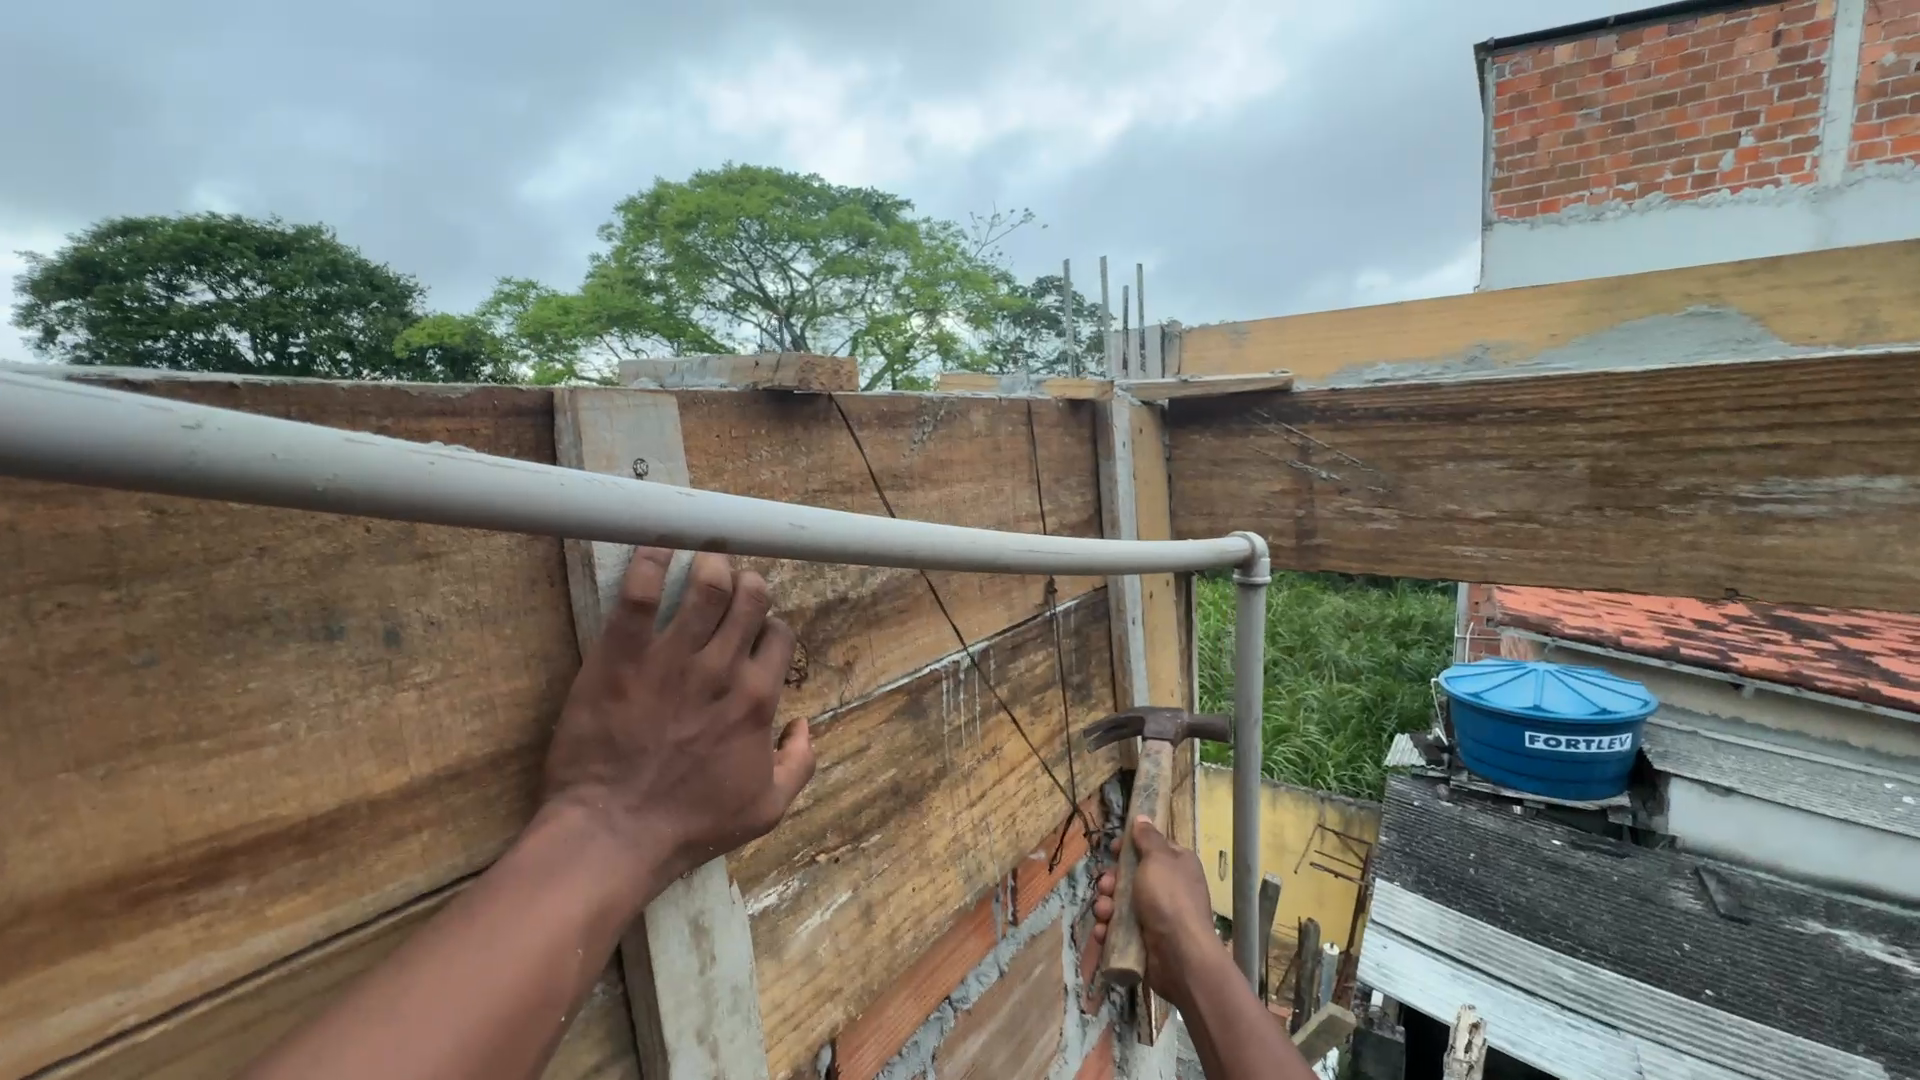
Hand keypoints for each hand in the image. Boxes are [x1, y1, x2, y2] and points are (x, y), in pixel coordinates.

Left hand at [542, 548, 815, 888]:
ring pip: (706, 586)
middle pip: (750, 598)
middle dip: (749, 584)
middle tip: (734, 585)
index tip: (754, 633)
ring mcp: (671, 658)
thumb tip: (805, 724)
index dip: (770, 627)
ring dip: (711, 565)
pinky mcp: (621, 655)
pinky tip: (655, 545)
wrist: (614, 833)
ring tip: (704, 559)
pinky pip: (638, 593)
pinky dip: (649, 561)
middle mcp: (722, 669)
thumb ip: (801, 763)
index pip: (779, 634)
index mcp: (757, 698)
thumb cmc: (690, 825)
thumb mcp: (766, 808)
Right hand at [1092, 816, 1227, 1008]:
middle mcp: (1167, 889)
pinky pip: (1119, 929)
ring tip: (1104, 912)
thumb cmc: (1169, 898)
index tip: (1114, 850)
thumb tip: (1143, 817)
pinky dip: (1108, 930)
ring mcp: (1155, 916)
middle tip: (1105, 885)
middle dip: (1111, 881)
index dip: (1129, 848)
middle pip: (1129, 876)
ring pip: (1120, 903)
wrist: (1180, 955)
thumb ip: (1148, 838)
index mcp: (1176, 865)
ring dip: (1105, 905)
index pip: (1150, 848)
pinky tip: (1103, 932)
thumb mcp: (1159, 859)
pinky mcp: (1143, 941)